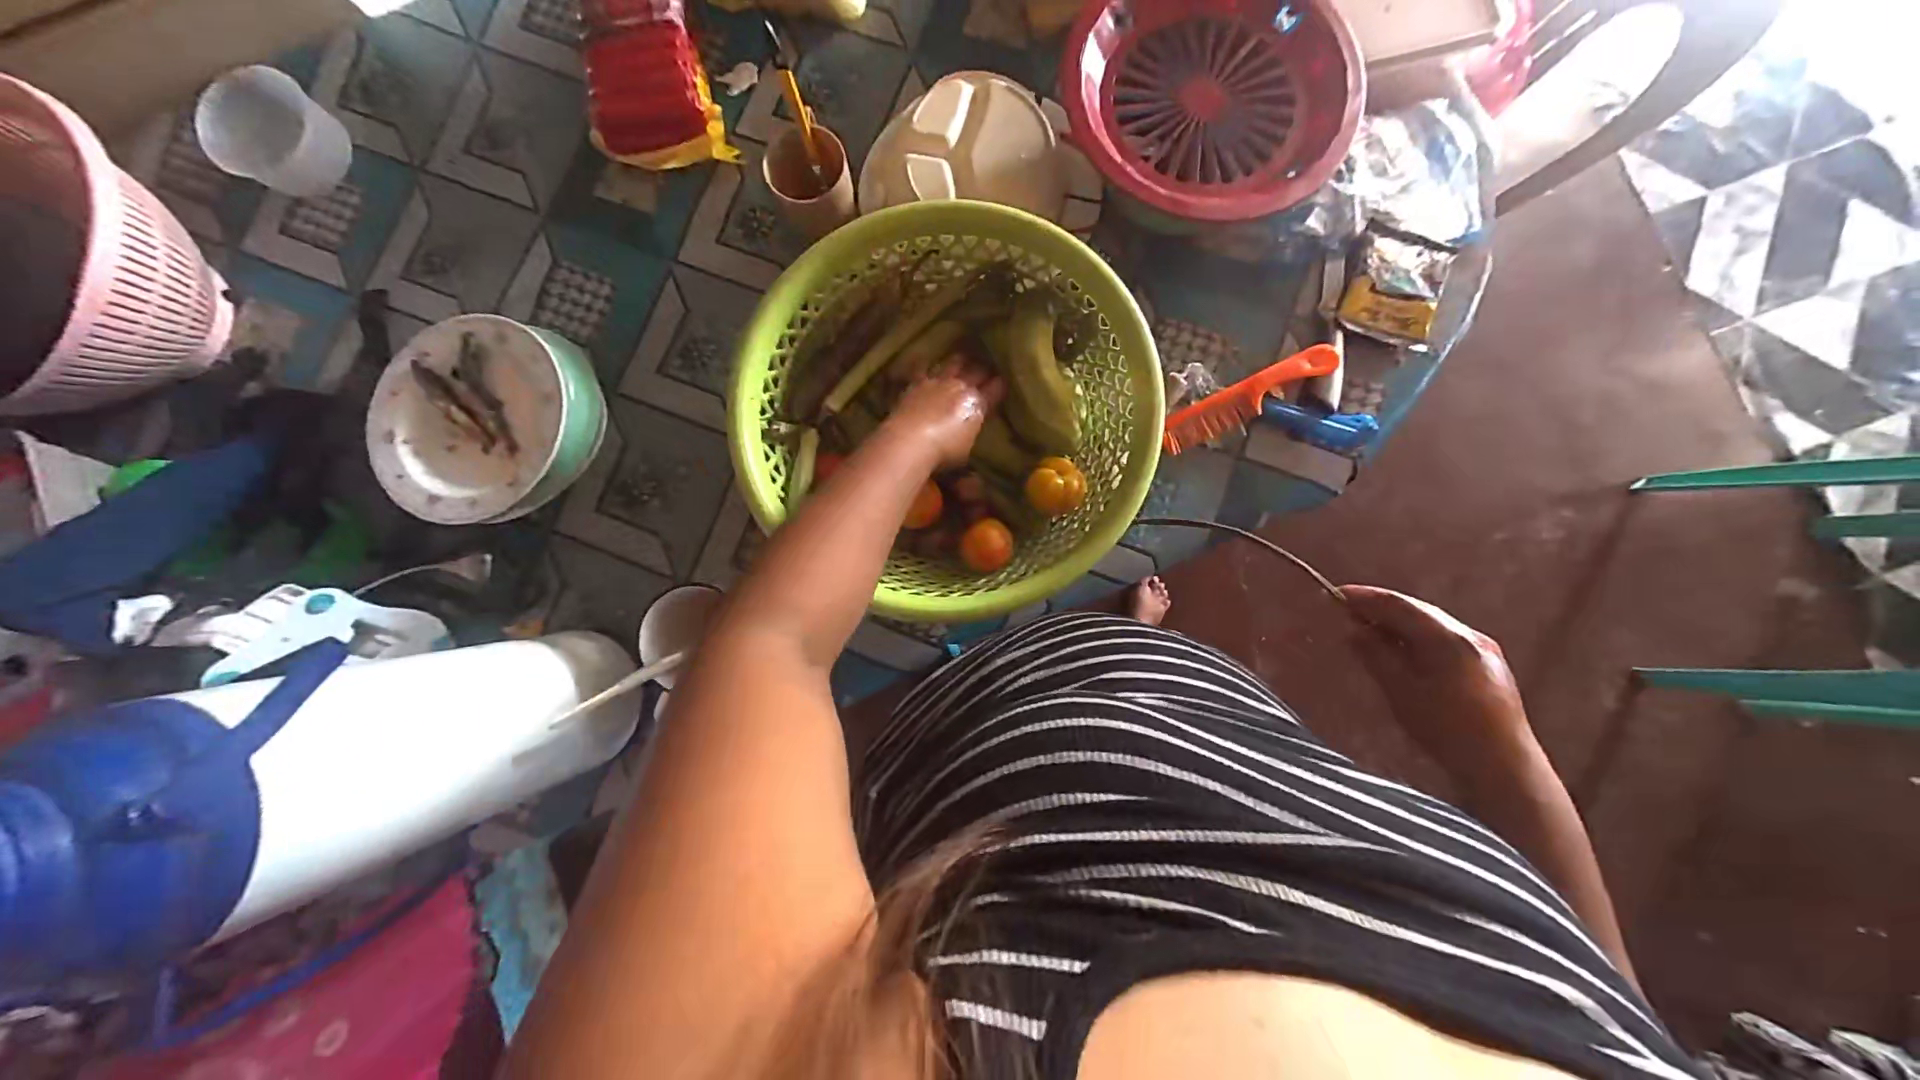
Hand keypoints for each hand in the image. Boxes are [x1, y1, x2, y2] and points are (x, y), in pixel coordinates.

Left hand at [882, 357, 1004, 467]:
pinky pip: (922, 367)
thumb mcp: (967, 446)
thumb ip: (971, 430)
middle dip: (983, 369)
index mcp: (977, 402)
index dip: (1001, 384)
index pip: (996, 388)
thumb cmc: (944, 451)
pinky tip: (925, 361)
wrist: (910, 440)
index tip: (1004, 382)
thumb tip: (970, 425)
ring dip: (959, 361)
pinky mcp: (916, 383)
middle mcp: (960, 386)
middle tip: (986, 368)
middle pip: (977, 371)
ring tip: (962, 358)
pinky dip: (926, 364)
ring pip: (953, 363)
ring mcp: (937, 382)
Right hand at [1339, 585, 1537, 785]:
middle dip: (1381, 609)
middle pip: (1417, 611)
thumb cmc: (1447, 732)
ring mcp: (1484, 651)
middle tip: (1348, 612)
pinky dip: (1417, 638)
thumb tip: (1356, 632)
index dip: (1365, 597)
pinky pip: (1444, 640)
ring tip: (1369, 631)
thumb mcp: (1401, 693)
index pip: (1399, 605)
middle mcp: (1470, 636)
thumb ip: (1377, 656)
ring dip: (1399, 624)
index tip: (1336, 595)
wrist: (1504, 771)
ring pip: (1432, 625)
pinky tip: (1401, 651)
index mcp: (1449, 639)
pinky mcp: (1488, 667)